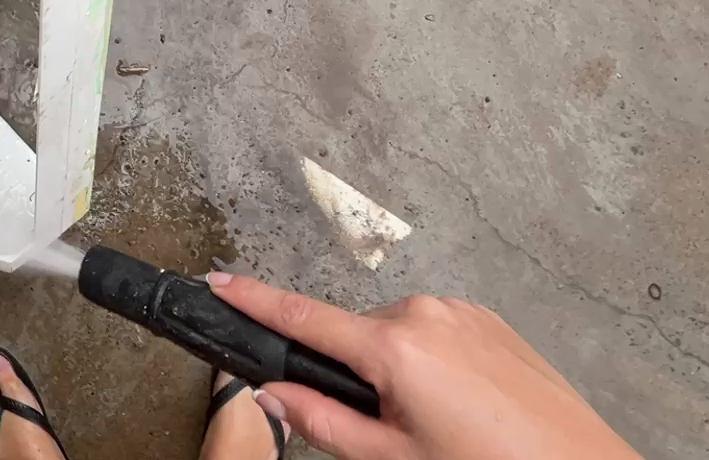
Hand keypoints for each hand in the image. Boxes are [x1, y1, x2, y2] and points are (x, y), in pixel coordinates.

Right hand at [208, 273, 641, 459]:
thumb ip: (325, 423)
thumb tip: (271, 393)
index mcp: (395, 348)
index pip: (304, 316)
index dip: (254, 299)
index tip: (218, 280)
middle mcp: (423, 312)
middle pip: (356, 333)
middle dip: (357, 371)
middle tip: (393, 429)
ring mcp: (460, 310)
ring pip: (396, 333)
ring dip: (396, 367)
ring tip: (443, 425)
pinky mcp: (489, 318)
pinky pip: (435, 330)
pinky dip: (431, 359)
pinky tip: (466, 405)